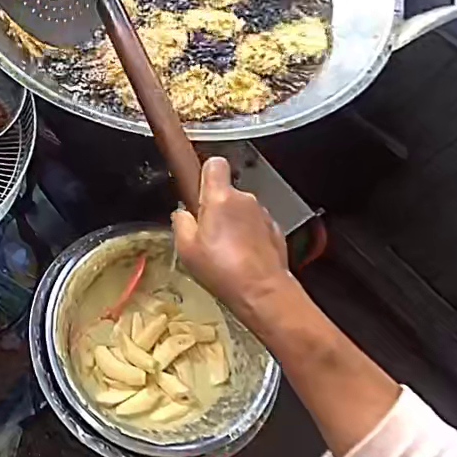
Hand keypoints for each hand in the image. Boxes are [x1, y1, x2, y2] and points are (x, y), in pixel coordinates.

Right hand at [171, 157, 295, 316]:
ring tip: (223, 251)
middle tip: (205, 234)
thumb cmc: (222, 269)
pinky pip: (255, 226)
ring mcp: (263, 215)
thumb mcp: (186, 248)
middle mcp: (245, 200)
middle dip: (215, 208)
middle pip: (226, 192)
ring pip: (241, 210)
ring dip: (232, 224)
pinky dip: (247, 237)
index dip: (204, 174)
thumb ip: (181, 223)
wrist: (262, 292)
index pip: (214, 164)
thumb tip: (183, 215)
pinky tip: (240, 258)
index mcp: (220, 198)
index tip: (198, 190)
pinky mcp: (275, 231)